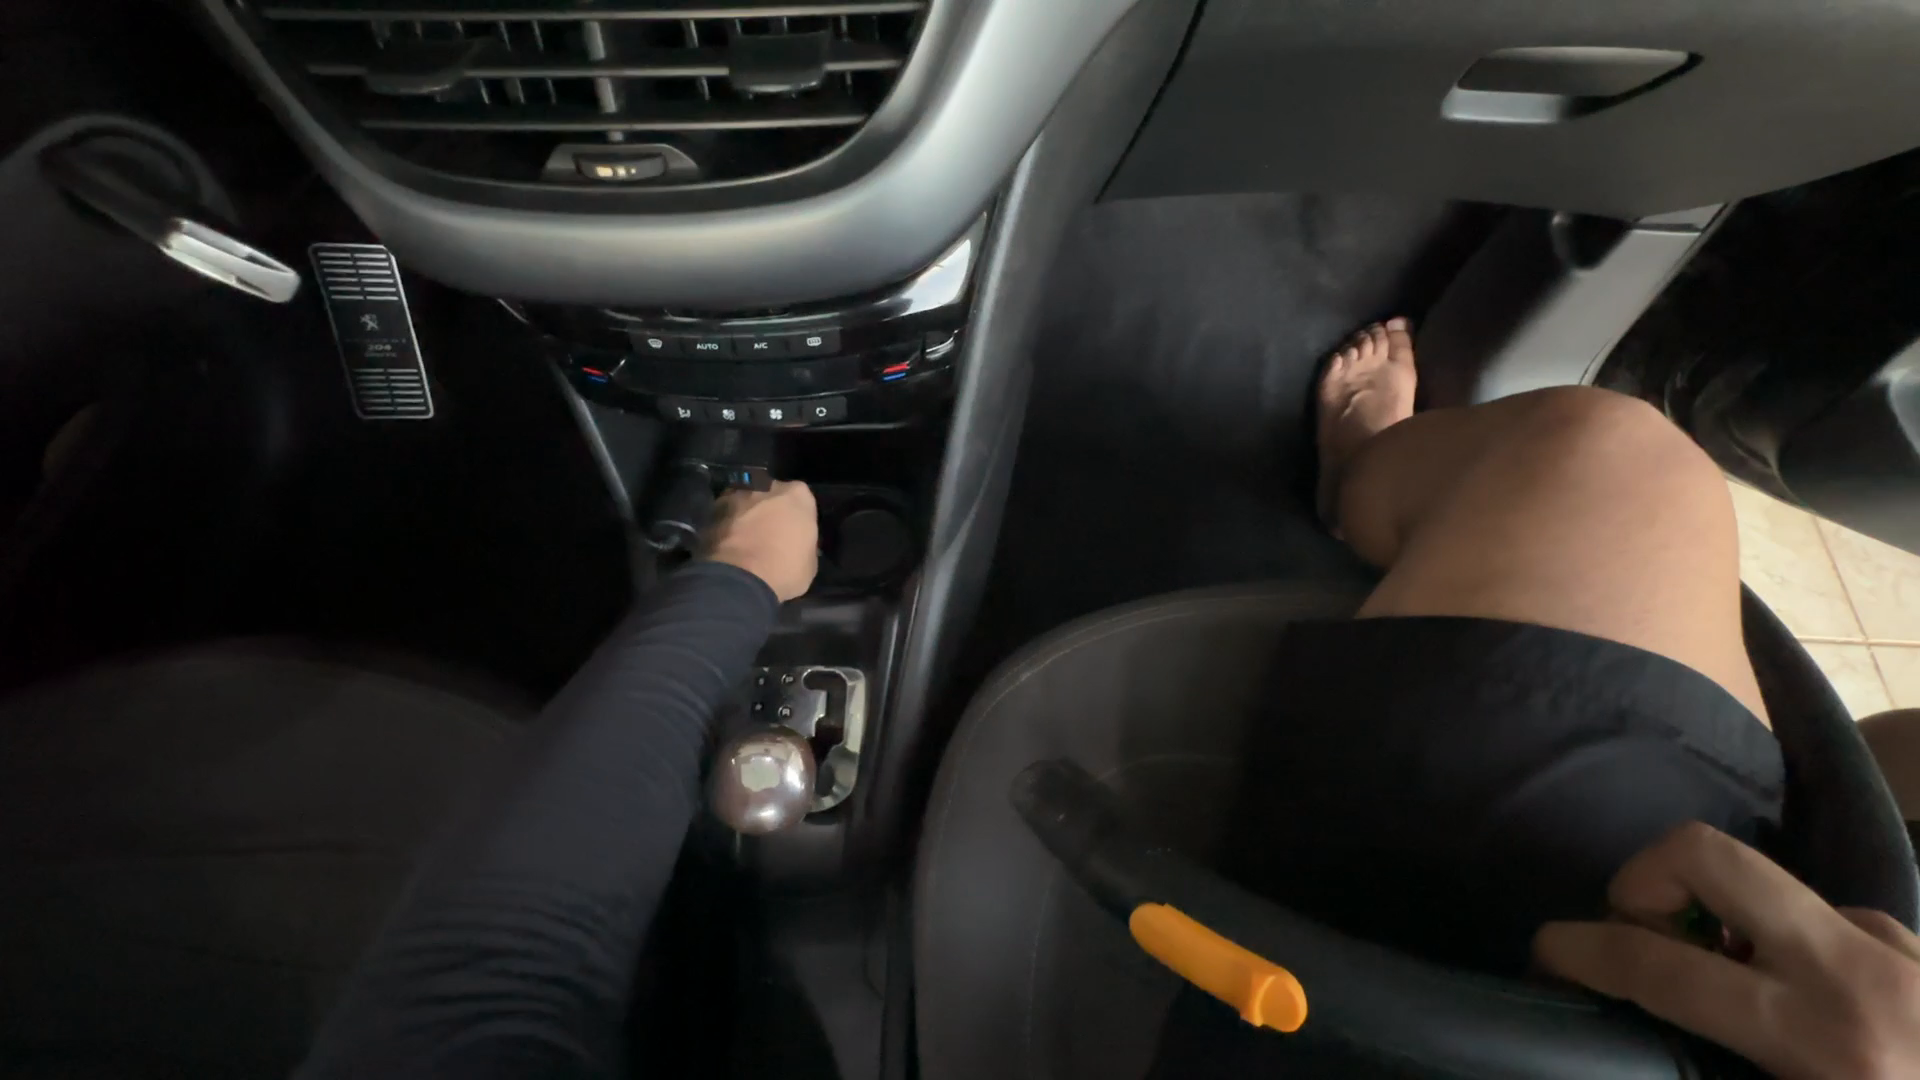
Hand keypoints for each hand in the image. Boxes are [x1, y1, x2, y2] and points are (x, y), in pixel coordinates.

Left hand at [701, 481, 817, 601]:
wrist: (739, 579)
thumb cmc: (784, 569)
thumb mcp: (809, 562)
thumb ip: (804, 544)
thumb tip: (796, 547)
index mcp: (797, 495)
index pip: (802, 499)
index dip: (798, 516)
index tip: (795, 532)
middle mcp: (767, 486)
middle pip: (771, 494)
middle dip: (770, 509)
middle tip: (770, 533)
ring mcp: (736, 495)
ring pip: (745, 501)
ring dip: (746, 514)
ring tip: (745, 538)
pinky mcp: (711, 510)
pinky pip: (724, 515)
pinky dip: (726, 525)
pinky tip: (727, 544)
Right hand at [1535, 822, 1919, 1078]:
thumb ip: (1724, 1067)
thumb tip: (1664, 1039)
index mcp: (1824, 1040)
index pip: (1650, 962)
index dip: (1572, 949)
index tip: (1545, 957)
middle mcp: (1864, 977)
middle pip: (1703, 855)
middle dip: (1643, 882)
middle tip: (1645, 939)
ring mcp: (1915, 961)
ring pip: (1784, 892)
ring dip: (1743, 929)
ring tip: (1756, 992)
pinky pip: (1854, 927)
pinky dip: (1816, 952)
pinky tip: (1841, 1013)